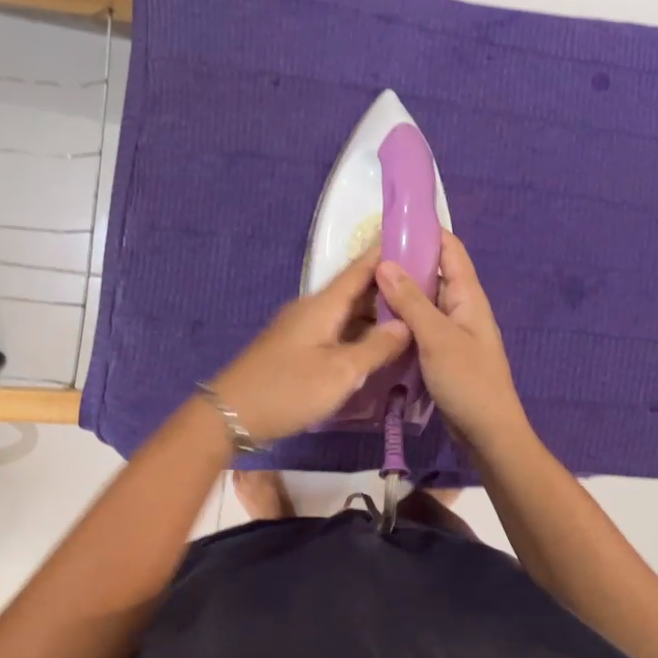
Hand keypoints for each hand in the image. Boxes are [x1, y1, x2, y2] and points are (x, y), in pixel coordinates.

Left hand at [207, 249, 411, 444]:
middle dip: (389, 287)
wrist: (231, 415)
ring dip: (376, 314)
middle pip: (356, 290)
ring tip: (411, 319)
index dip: (387, 254)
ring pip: (347, 313)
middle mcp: (312, 309)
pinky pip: (336, 331)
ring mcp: (302, 329)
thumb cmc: (288, 389)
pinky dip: (360, 333)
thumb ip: (377, 347)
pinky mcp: (297, 349)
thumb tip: (406, 323)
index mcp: (323, 305)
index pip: (361, 268)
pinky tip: (378, 347)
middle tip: (427, 290)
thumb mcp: (341, 372)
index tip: (416, 241)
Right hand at [375, 231, 531, 448]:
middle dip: (404, 262)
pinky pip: (421, 326)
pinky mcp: (443, 353)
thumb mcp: (436, 338)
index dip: (425, 231)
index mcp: (469, 296)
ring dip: (400, 292)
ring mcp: (453, 331)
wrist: (489, 434)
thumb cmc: (468, 381)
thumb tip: (385, 263)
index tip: (390, 223)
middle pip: (434, 273)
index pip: (449, 249)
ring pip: (424, 301)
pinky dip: (402, 319)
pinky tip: (376, 321)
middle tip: (364, 258)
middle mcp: (462, 307)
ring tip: (363, 285)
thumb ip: (411, 301)